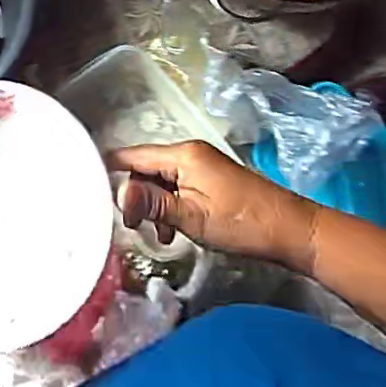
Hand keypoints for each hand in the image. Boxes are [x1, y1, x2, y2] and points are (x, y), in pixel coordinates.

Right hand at [109, 141, 321, 272]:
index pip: (130, 155)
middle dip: (133, 194)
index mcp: (181, 154)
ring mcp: (199, 165)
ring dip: (151, 204)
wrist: (295, 232)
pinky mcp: (208, 179)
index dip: (108, 170)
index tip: (90, 190)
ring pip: (158, 180)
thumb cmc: (242, 223)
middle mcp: (187, 153)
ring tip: (156, 233)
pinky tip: (173, 230)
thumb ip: (152, 204)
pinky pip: (174, 187)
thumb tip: (116, 194)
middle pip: (143, 168)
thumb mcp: (192, 217)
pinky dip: (168, 206)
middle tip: (132, 225)